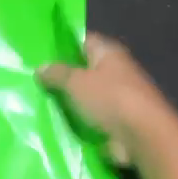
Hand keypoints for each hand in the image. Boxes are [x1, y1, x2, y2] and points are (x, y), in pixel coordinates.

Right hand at [38, 32, 177, 165]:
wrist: (143, 138)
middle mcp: (116, 71)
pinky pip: (93, 117)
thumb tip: (41, 67)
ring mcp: (120, 97)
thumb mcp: (75, 82)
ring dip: (71, 101)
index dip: (64, 45)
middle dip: (64, 76)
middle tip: (34, 80)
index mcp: (109, 53)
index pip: (84, 41)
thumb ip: (56, 73)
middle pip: (85, 69)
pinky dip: (79, 120)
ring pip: (87, 95)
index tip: (41, 53)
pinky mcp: (119, 121)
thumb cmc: (109, 99)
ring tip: (41, 102)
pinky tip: (58, 123)